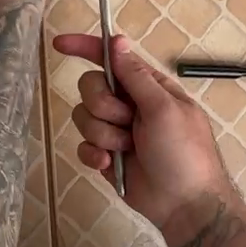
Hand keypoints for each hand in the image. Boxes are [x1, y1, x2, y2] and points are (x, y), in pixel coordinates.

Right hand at [52, 33, 240, 237]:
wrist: (184, 205)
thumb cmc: (183, 152)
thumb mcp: (164, 109)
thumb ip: (136, 76)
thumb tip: (118, 41)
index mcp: (146, 86)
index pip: (110, 58)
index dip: (85, 48)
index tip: (60, 44)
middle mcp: (128, 103)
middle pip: (90, 87)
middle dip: (103, 106)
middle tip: (127, 122)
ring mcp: (115, 129)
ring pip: (83, 117)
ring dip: (103, 134)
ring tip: (127, 149)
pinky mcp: (105, 154)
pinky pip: (82, 144)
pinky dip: (94, 154)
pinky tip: (110, 163)